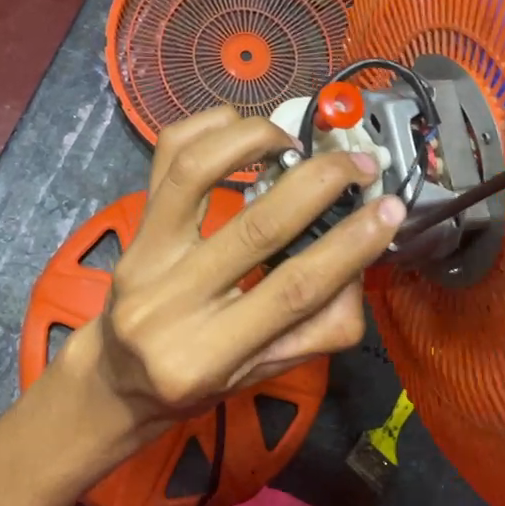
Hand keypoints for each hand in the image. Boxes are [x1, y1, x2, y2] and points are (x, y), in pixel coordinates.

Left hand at [0, 107, 404, 505]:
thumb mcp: (260, 375)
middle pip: (257, 228)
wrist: (114, 377)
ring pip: (196, 175)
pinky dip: (207, 126)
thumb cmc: (196, 380)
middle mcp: (170, 304)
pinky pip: (166, 156)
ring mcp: (145, 257)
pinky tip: (241, 125)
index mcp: (209, 357)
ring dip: (255, 141)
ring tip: (292, 139)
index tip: (390, 209)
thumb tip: (359, 262)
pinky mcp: (134, 223)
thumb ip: (316, 329)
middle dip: (320, 184)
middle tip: (360, 163)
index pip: (293, 290)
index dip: (350, 246)